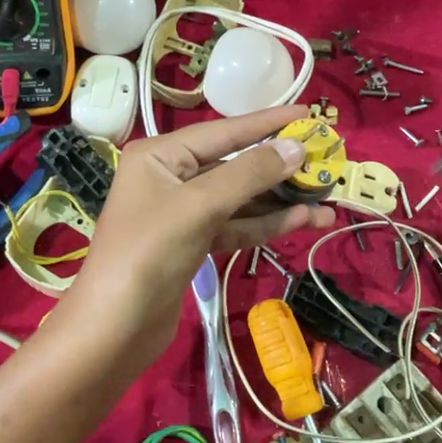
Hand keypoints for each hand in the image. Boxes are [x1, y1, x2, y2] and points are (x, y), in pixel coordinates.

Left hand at [64, 106, 337, 356]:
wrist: (114, 328)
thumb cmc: (149, 252)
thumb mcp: (200, 206)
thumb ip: (249, 174)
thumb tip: (295, 146)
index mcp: (160, 155)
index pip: (223, 131)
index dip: (267, 123)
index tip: (309, 114)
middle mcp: (169, 177)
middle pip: (233, 165)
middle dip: (279, 168)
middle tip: (327, 165)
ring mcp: (180, 213)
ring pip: (239, 199)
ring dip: (280, 202)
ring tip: (327, 205)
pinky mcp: (191, 245)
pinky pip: (234, 225)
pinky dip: (265, 225)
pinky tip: (300, 222)